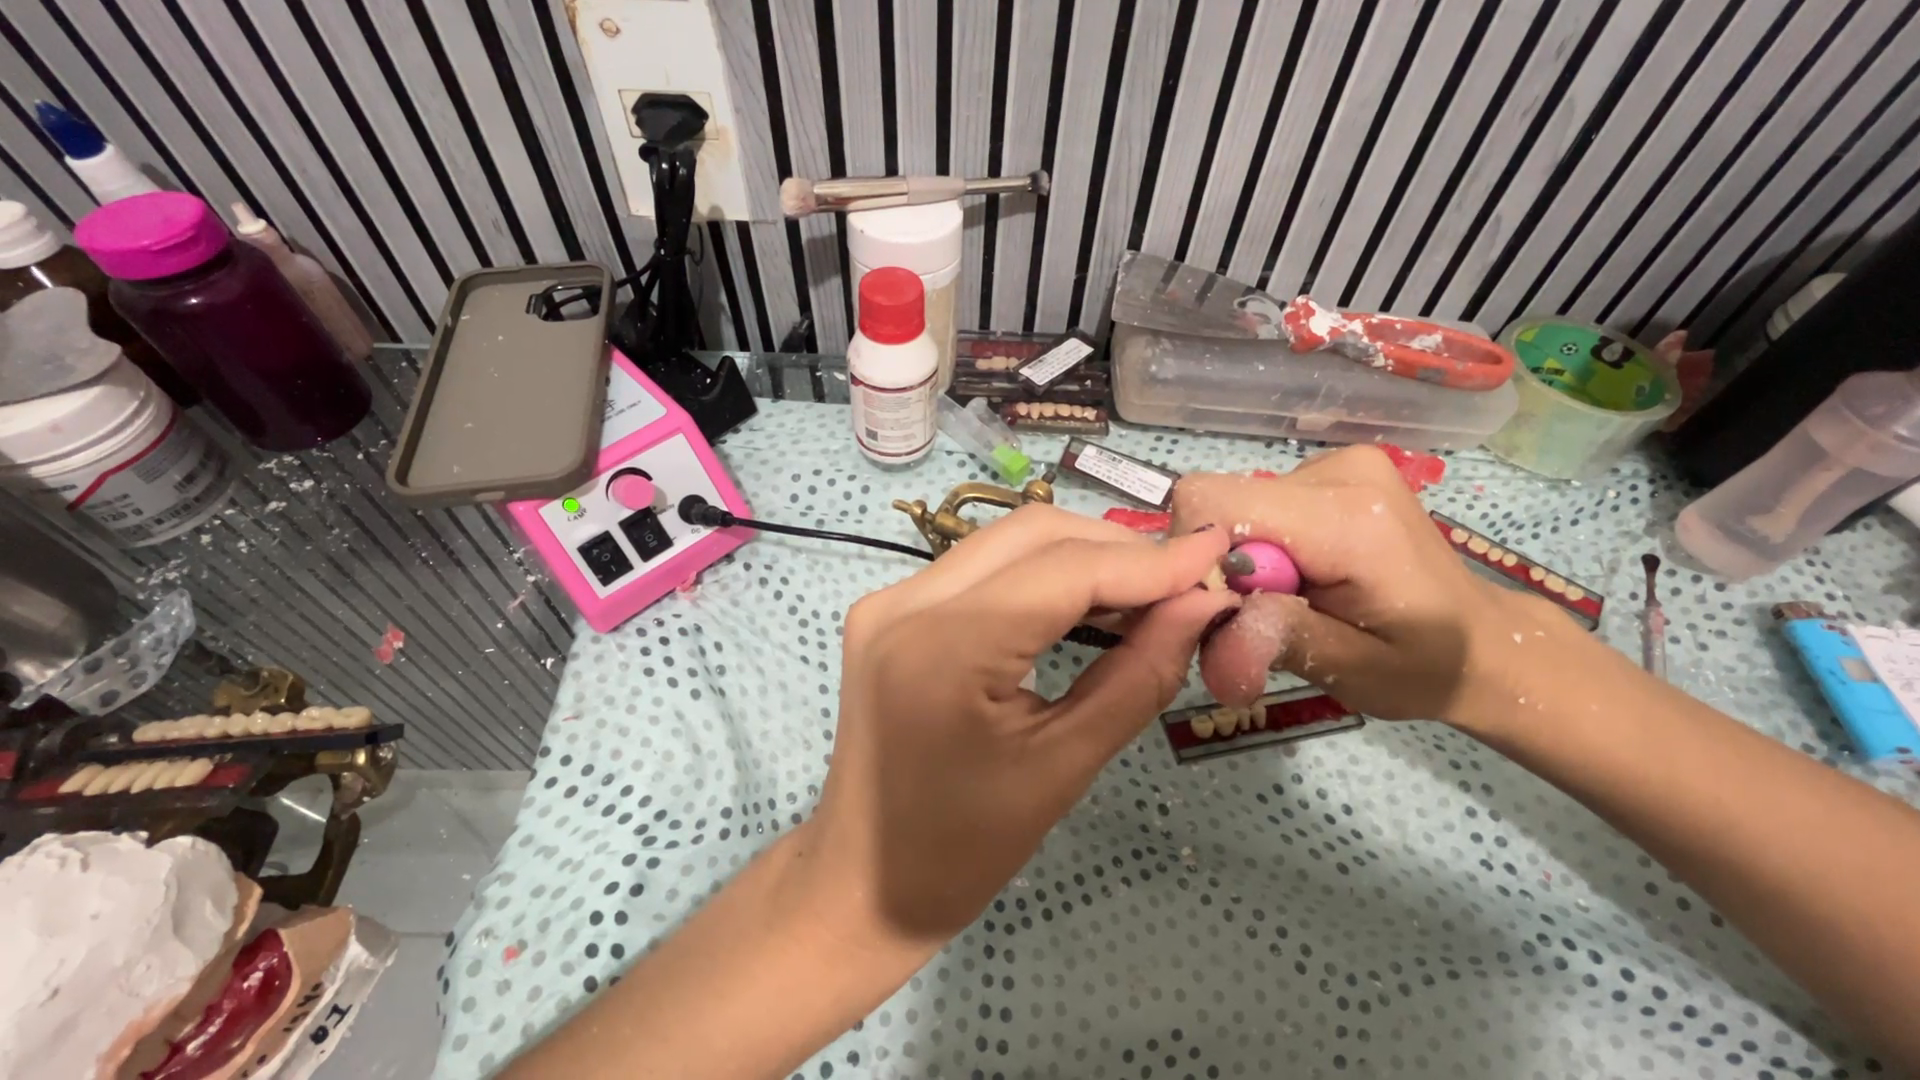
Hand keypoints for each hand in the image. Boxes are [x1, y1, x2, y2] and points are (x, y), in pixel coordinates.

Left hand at [801, 504, 1237, 946]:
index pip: (1065, 570)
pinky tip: (1086, 601)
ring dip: (1082, 555)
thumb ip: (1138, 676)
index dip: (1150, 561)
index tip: (1219, 553)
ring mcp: (889, 600)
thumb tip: (1201, 605)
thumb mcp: (1064, 766)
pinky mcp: (889, 611)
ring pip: (1006, 542)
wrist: (865, 881)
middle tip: (1186, 581)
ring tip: (1149, 592)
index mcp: (943, 646)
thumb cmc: (963, 847)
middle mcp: (906, 602)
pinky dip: (1041, 574)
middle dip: (1118, 548)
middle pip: (1033, 534)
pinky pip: (980, 568)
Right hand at [1172, 446, 1589, 726]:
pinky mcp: (1333, 469)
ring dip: (1241, 561)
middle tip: (1261, 615)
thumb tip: (1210, 635)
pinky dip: (1260, 546)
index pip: (1212, 501)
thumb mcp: (1355, 673)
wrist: (1482, 642)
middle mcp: (1340, 470)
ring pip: (1233, 506)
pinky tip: (1300, 577)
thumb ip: (1282, 641)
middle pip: (1218, 504)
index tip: (1225, 609)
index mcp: (1346, 516)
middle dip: (1221, 566)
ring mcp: (1338, 463)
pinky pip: (1257, 503)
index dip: (1198, 558)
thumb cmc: (1424, 666)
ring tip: (1290, 600)